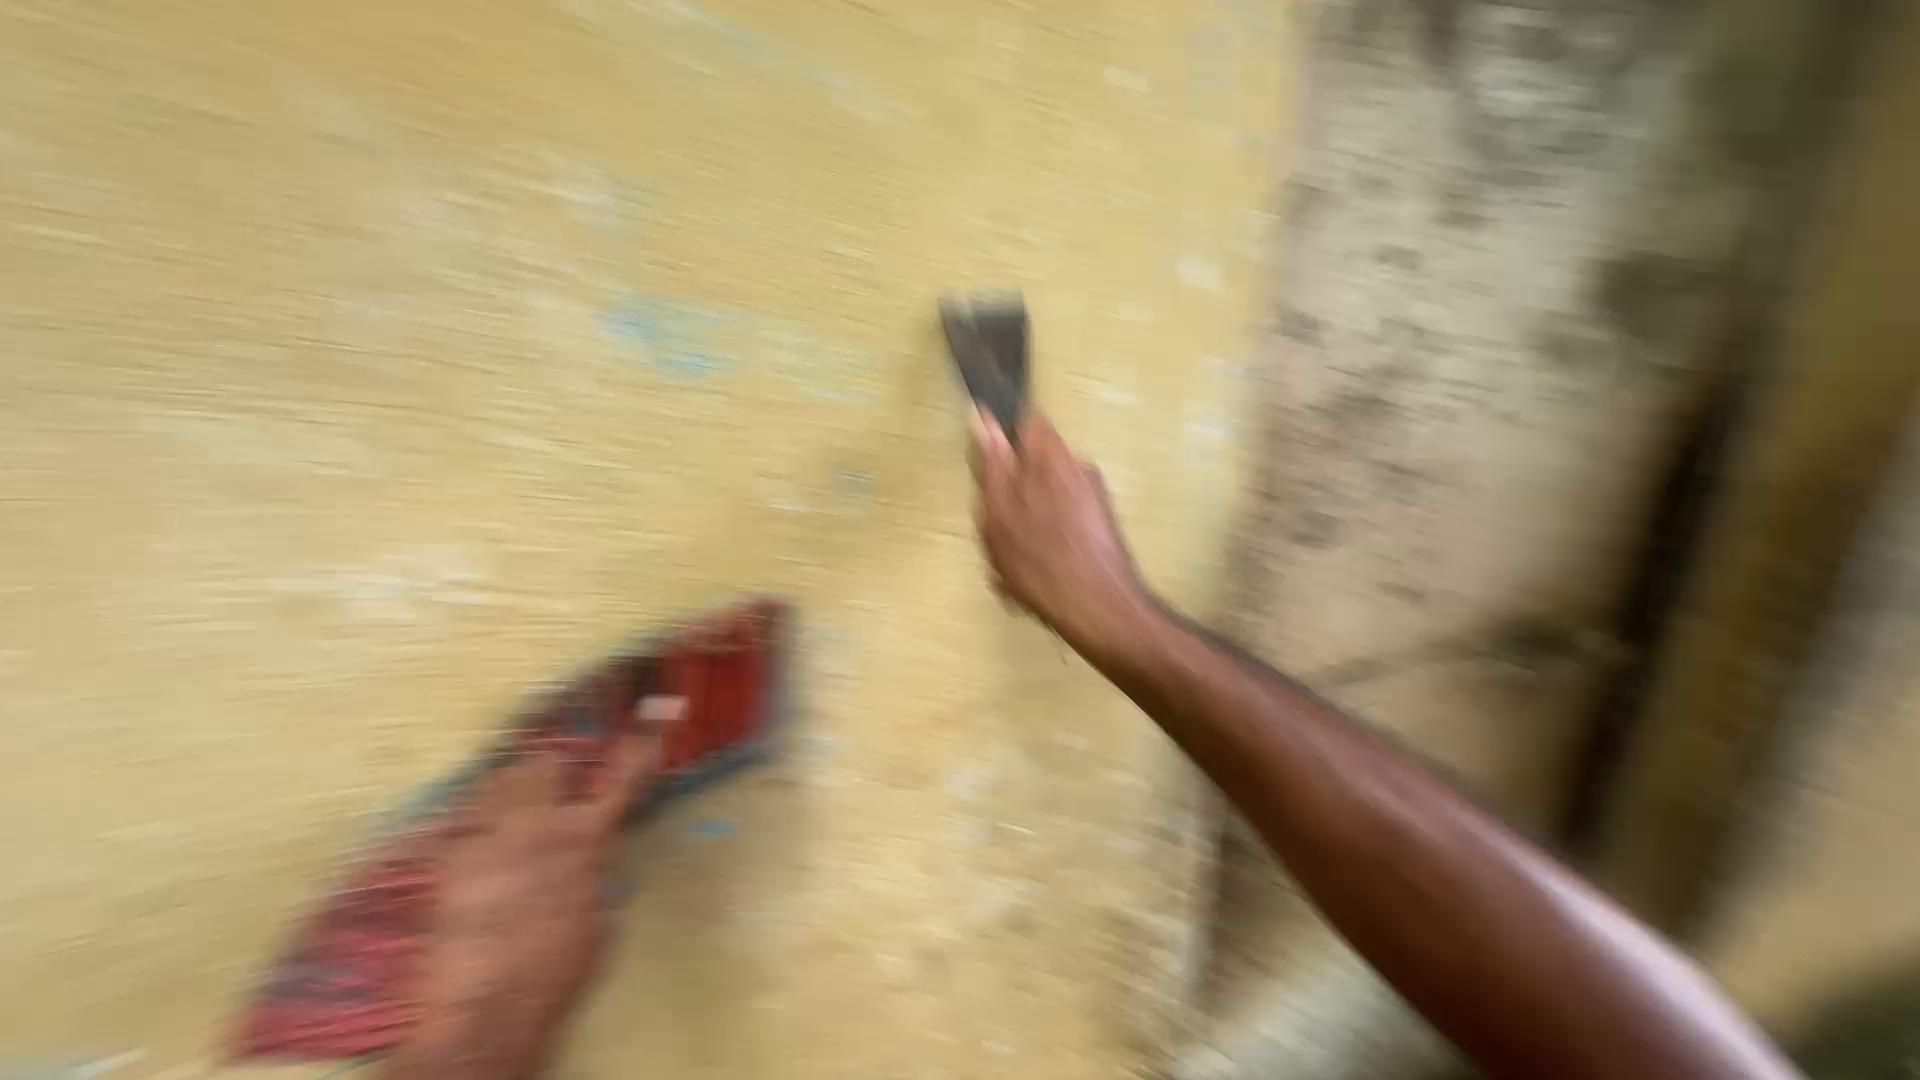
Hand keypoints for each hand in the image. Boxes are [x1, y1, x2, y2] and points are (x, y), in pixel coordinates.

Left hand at [387, 696, 683, 1079]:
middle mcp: (537, 825)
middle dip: (553, 767)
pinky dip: (474, 821)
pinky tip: (477, 842)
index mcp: (586, 840)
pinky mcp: (447, 858)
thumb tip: (593, 856)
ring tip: (512, 810)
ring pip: (499, 778)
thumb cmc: (557, 972)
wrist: (484, 1013)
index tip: (658, 708)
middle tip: (554, 785)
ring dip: (512, 786)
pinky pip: (462, 817)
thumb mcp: (599, 917)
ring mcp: (487, 836)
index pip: (623, 774)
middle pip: (547, 760)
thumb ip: (596, 872)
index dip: (643, 738)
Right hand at [968, 407, 1148, 649]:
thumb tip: (984, 418)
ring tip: (1011, 571)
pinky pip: (1059, 528)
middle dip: (1010, 494)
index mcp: (1050, 455)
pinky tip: (1030, 583)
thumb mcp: (1000, 512)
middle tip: (995, 533)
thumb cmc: (1039, 559)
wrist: (1099, 609)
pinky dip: (1042, 547)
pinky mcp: (1100, 529)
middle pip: (1032, 466)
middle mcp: (1078, 467)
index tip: (988, 468)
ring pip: (1043, 502)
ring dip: (1022, 528)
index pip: (1024, 420)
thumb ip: (993, 463)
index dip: (1002, 438)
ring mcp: (1093, 499)